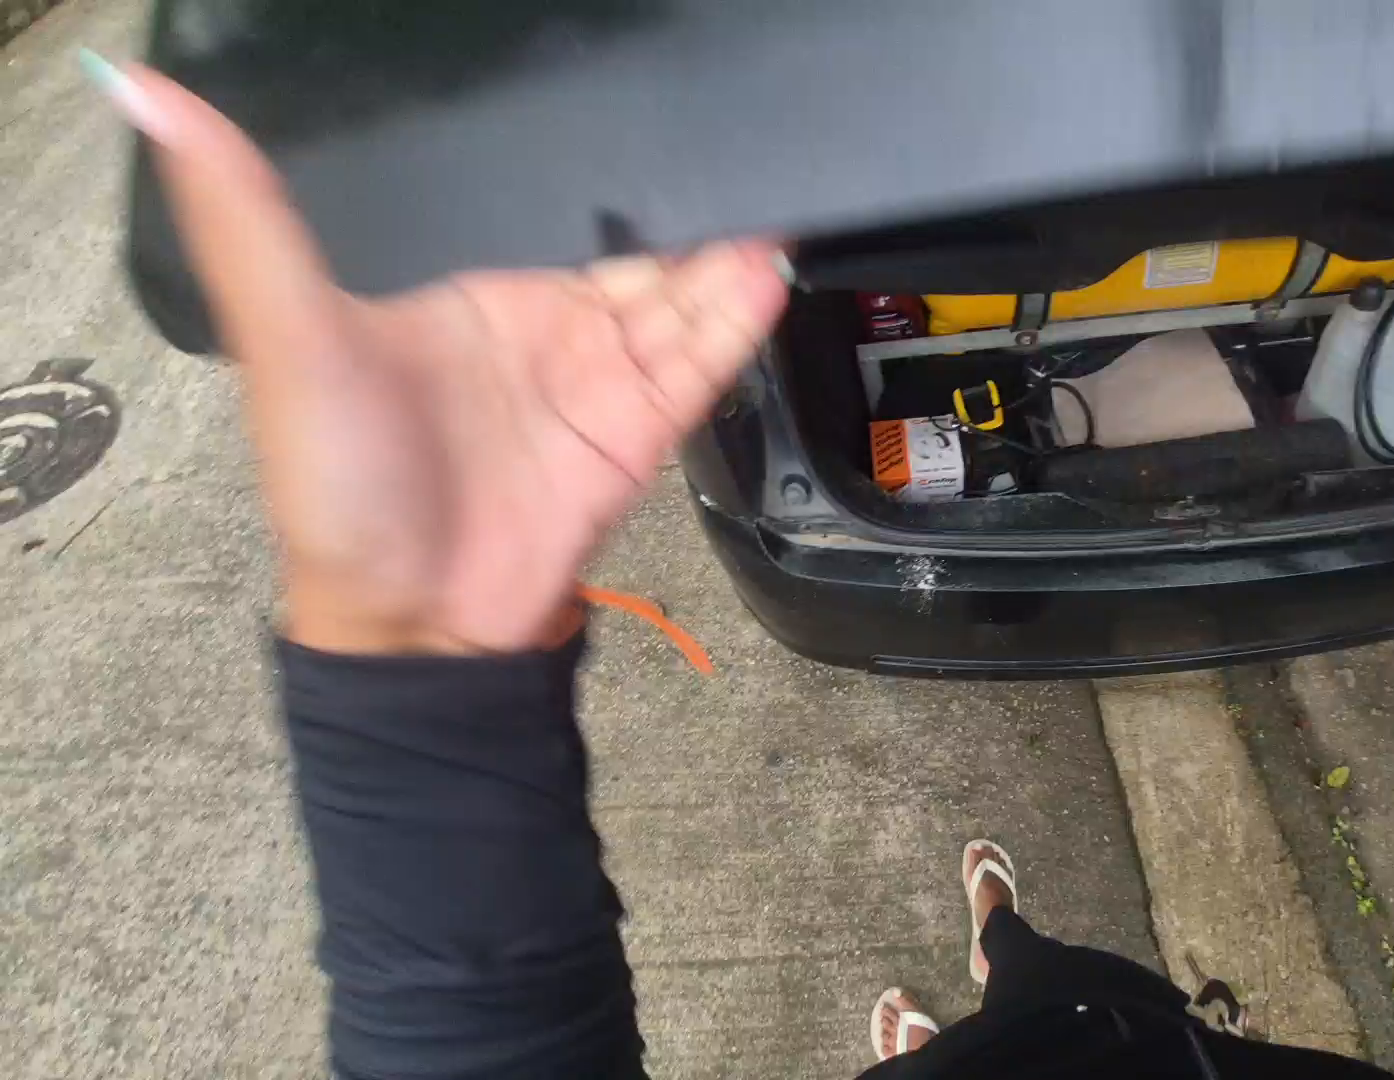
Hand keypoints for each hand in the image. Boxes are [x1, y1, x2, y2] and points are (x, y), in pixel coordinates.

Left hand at [93, 58, 789, 653]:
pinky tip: (761, 286)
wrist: (417, 613)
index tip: (679, 166)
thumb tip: (165, 101)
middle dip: (697, 240)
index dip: (630, 207)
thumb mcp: (288, 347)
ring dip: (725, 277)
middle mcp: (556, 342)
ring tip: (771, 229)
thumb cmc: (343, 492)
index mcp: (487, 307)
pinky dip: (730, 333)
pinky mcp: (642, 438)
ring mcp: (606, 391)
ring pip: (680, 318)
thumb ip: (258, 230)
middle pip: (644, 276)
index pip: (577, 242)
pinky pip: (694, 373)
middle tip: (752, 190)